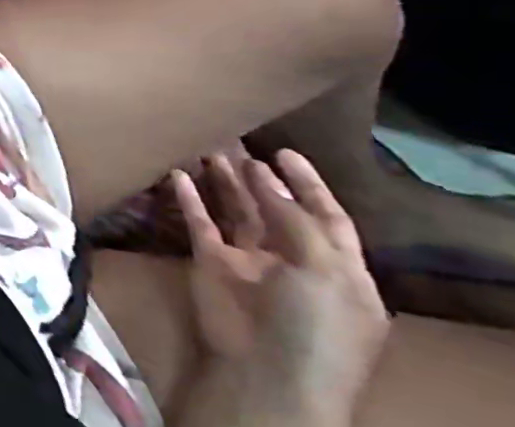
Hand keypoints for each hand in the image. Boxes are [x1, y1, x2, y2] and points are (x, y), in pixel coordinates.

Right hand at [172, 150, 389, 421]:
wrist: (266, 374)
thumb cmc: (314, 324)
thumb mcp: (324, 268)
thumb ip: (294, 217)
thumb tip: (263, 173)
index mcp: (338, 270)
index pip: (327, 217)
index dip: (309, 184)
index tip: (285, 151)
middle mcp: (294, 262)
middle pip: (276, 209)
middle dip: (260, 176)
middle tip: (236, 140)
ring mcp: (250, 263)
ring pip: (237, 211)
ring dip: (224, 180)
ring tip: (208, 145)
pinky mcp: (212, 264)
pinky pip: (200, 223)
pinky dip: (189, 198)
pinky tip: (177, 173)